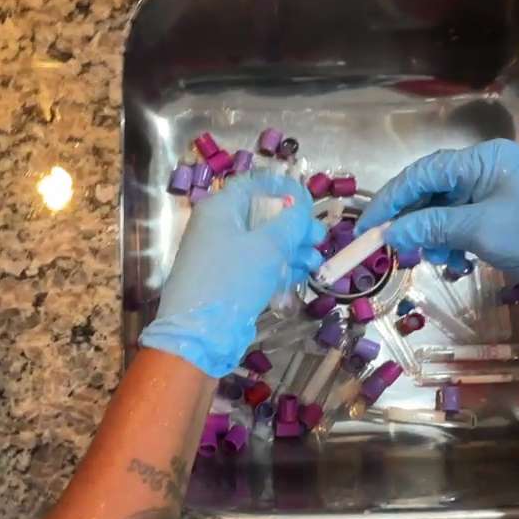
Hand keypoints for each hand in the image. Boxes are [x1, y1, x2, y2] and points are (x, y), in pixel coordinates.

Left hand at [141, 170, 324, 376]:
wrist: (199, 333)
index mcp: (219, 209)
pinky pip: (257, 265)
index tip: (308, 203)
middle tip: (319, 238)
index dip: (283, 190)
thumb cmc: (232, 279)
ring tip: (314, 262)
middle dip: (294, 226)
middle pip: (262, 215)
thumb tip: (301, 211)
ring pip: (263, 243)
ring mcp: (221, 255)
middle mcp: (217, 227)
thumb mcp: (267, 247)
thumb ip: (290, 224)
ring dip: (292, 249)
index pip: (253, 185)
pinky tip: (301, 275)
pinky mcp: (227, 280)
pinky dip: (278, 267)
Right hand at [355, 139, 518, 334]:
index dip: (389, 202)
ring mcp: (497, 189)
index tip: (366, 229)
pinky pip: (464, 222)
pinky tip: (457, 262)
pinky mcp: (505, 212)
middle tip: (394, 249)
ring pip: (446, 210)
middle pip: (431, 191)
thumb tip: (388, 233)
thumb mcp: (477, 230)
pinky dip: (453, 241)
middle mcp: (486, 168)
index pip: (420, 175)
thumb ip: (429, 227)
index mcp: (481, 160)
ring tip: (437, 260)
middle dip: (411, 221)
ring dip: (433, 236)